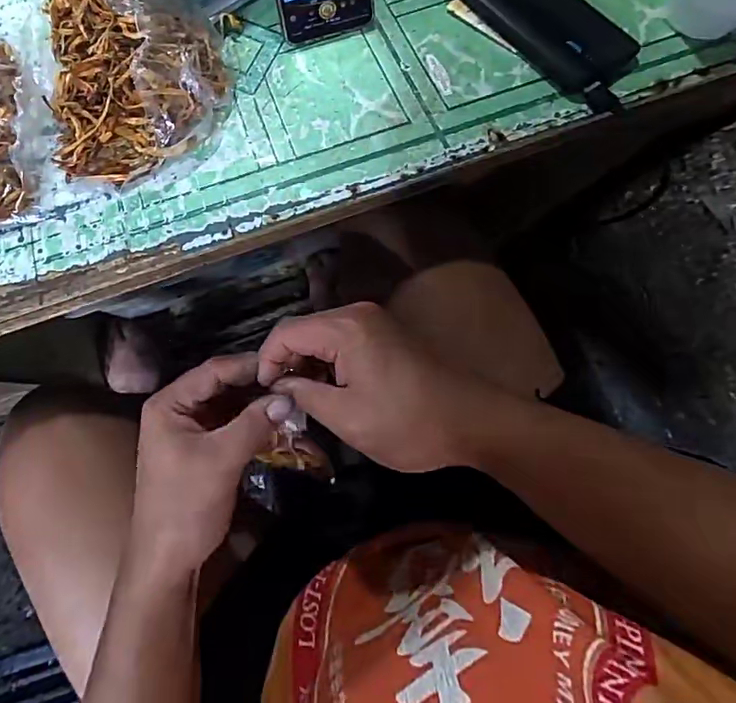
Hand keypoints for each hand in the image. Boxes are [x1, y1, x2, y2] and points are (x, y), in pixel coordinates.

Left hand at [130, 353, 290, 574]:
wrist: (167, 563)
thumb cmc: (186, 506)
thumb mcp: (221, 460)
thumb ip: (253, 423)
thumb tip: (287, 398)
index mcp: (168, 404)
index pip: (212, 371)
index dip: (247, 366)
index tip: (282, 365)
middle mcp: (175, 410)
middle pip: (220, 386)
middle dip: (254, 386)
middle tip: (291, 382)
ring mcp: (187, 430)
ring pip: (227, 406)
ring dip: (255, 405)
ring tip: (289, 400)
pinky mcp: (200, 449)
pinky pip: (229, 426)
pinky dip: (250, 424)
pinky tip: (276, 423)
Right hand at [257, 302, 511, 472]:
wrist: (472, 421)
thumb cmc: (408, 423)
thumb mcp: (348, 418)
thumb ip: (305, 396)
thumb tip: (279, 385)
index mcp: (346, 327)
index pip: (286, 331)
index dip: (266, 360)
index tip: (263, 392)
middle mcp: (357, 312)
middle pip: (302, 327)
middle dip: (285, 360)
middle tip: (280, 398)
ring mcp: (373, 319)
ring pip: (321, 332)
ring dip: (306, 360)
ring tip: (301, 397)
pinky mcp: (384, 331)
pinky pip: (341, 338)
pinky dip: (327, 359)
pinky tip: (327, 387)